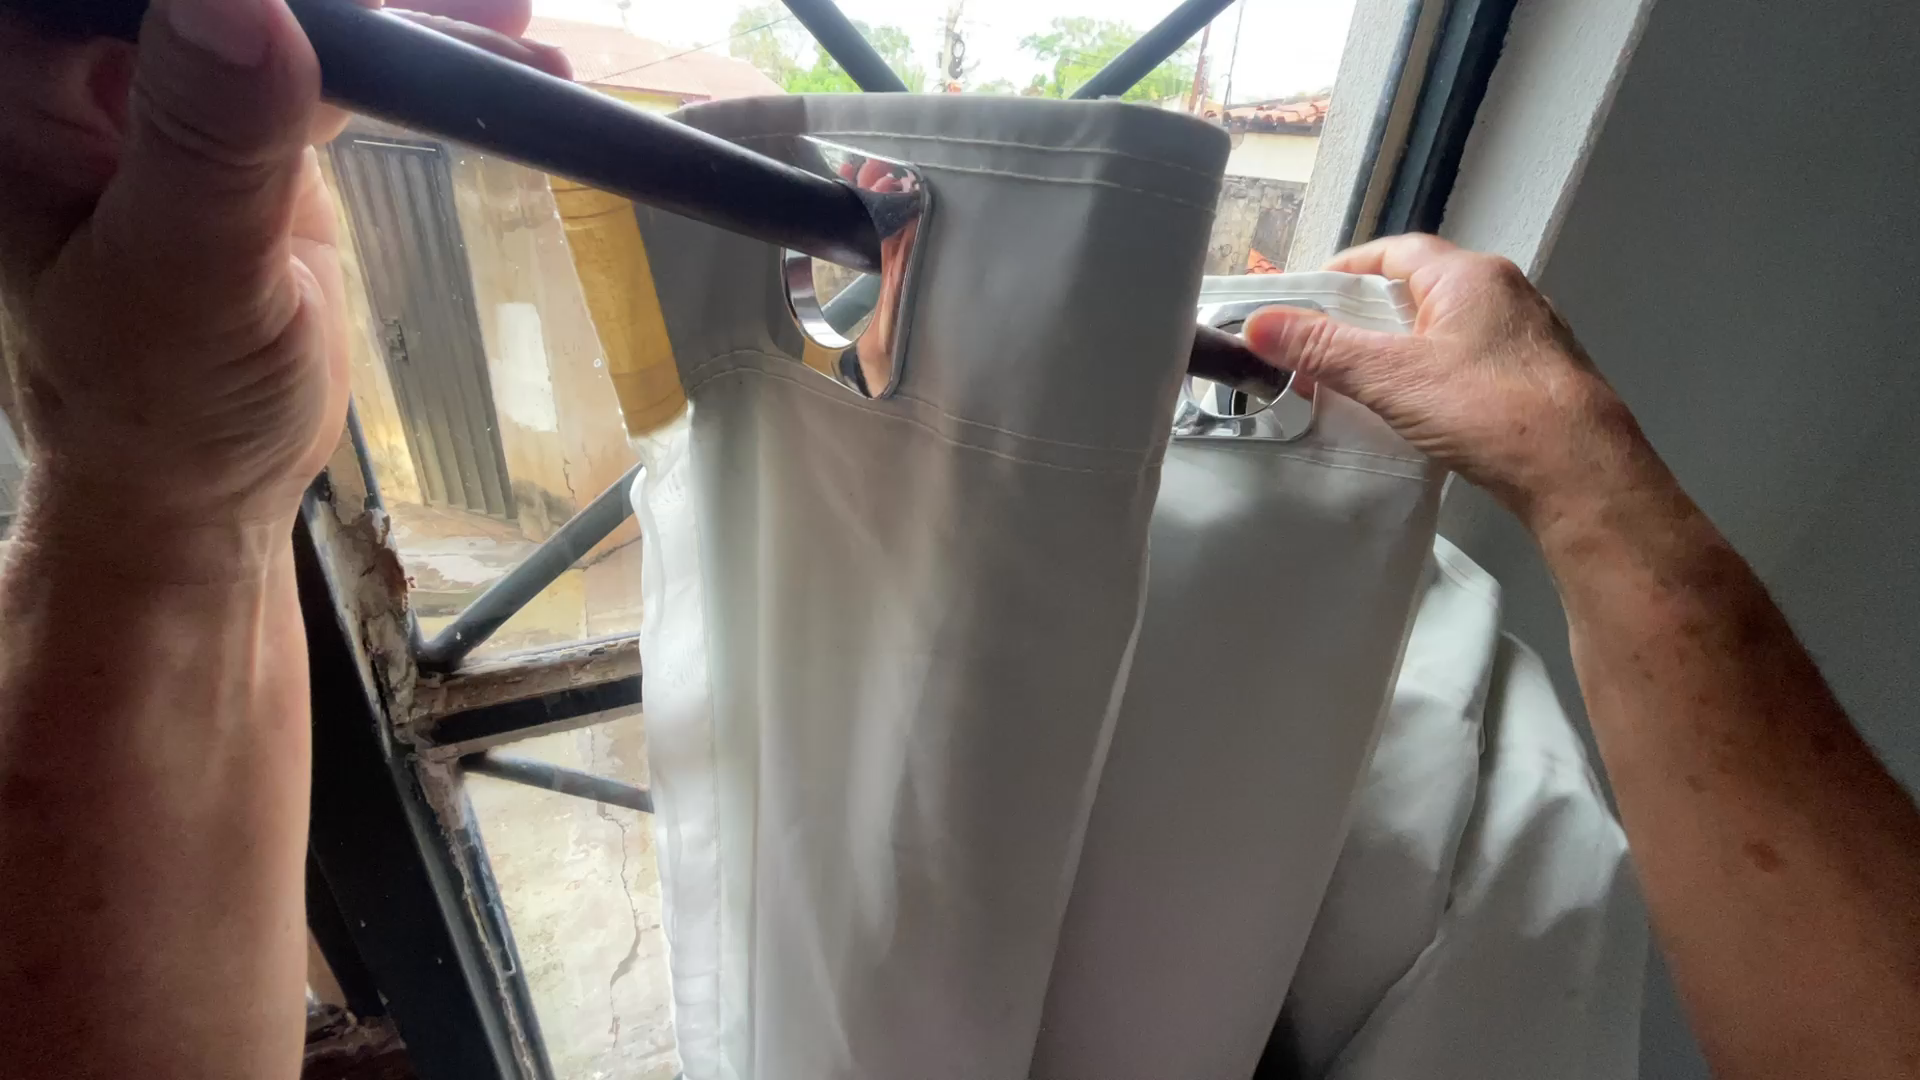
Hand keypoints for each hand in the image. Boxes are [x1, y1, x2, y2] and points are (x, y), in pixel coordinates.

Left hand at [0, 0, 566, 542]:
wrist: (205, 466)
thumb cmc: (166, 395)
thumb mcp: (190, 273)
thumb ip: (212, 142)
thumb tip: (256, 0)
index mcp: (25, 68)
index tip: (390, 7)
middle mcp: (96, 62)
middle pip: (255, 1)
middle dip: (378, 7)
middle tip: (497, 12)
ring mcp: (188, 99)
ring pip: (307, 29)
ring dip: (416, 33)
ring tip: (522, 43)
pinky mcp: (263, 145)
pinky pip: (341, 85)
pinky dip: (416, 84)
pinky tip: (483, 79)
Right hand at [1241, 234, 1665, 530]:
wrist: (1576, 470)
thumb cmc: (1487, 409)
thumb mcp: (1389, 375)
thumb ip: (1321, 347)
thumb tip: (1258, 325)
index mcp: (1469, 276)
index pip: (1396, 251)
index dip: (1345, 269)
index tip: (1305, 295)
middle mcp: (1501, 294)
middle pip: (1413, 289)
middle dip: (1357, 314)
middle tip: (1313, 346)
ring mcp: (1519, 336)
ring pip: (1435, 327)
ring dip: (1387, 346)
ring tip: (1347, 378)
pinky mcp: (1525, 375)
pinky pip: (1455, 358)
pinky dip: (1417, 371)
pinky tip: (1400, 404)